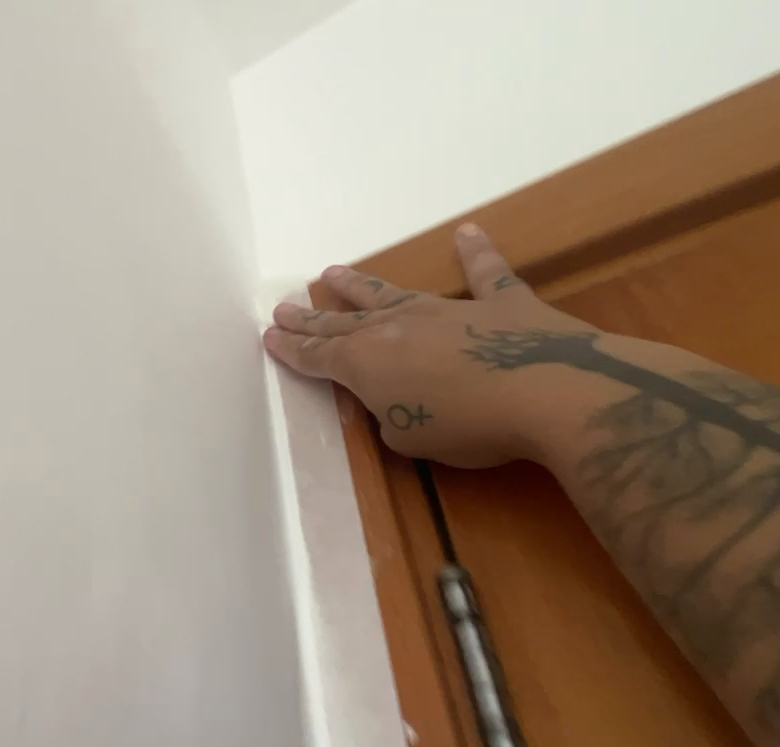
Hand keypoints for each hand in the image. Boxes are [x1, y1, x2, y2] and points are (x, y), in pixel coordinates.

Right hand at [263, 225, 600, 468]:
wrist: (555, 394)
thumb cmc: (467, 427)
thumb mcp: (405, 438)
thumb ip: (388, 413)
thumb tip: (396, 399)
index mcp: (363, 365)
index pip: (315, 357)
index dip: (290, 350)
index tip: (268, 338)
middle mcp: (394, 330)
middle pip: (340, 324)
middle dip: (308, 319)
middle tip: (282, 308)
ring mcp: (446, 312)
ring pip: (390, 294)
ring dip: (358, 285)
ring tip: (332, 272)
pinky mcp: (502, 305)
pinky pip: (486, 274)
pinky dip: (477, 253)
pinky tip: (468, 233)